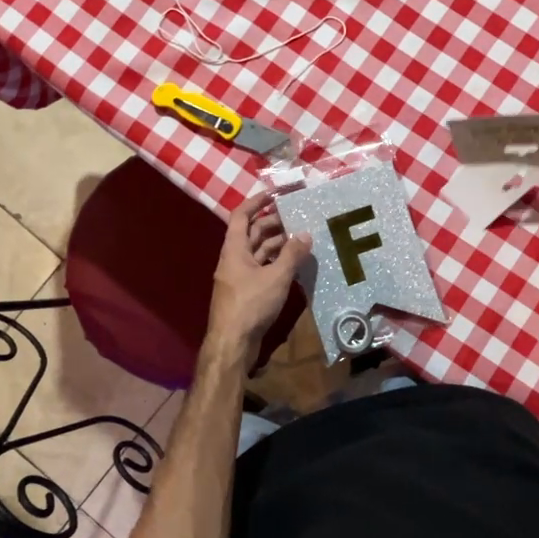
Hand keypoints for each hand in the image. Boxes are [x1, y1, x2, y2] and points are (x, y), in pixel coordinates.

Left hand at [206, 192, 312, 363]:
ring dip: (278, 245)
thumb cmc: (251, 304)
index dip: (256, 201)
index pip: (241, 215)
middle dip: (274, 223)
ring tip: (302, 239)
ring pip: (259, 253)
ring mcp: (239, 277)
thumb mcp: (276, 277)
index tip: (275, 193)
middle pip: (253, 233)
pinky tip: (296, 264)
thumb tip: (305, 234)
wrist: (233, 343)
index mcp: (234, 249)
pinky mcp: (247, 293)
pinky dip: (277, 264)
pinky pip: (263, 269)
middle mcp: (234, 259)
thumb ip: (292, 254)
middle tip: (298, 217)